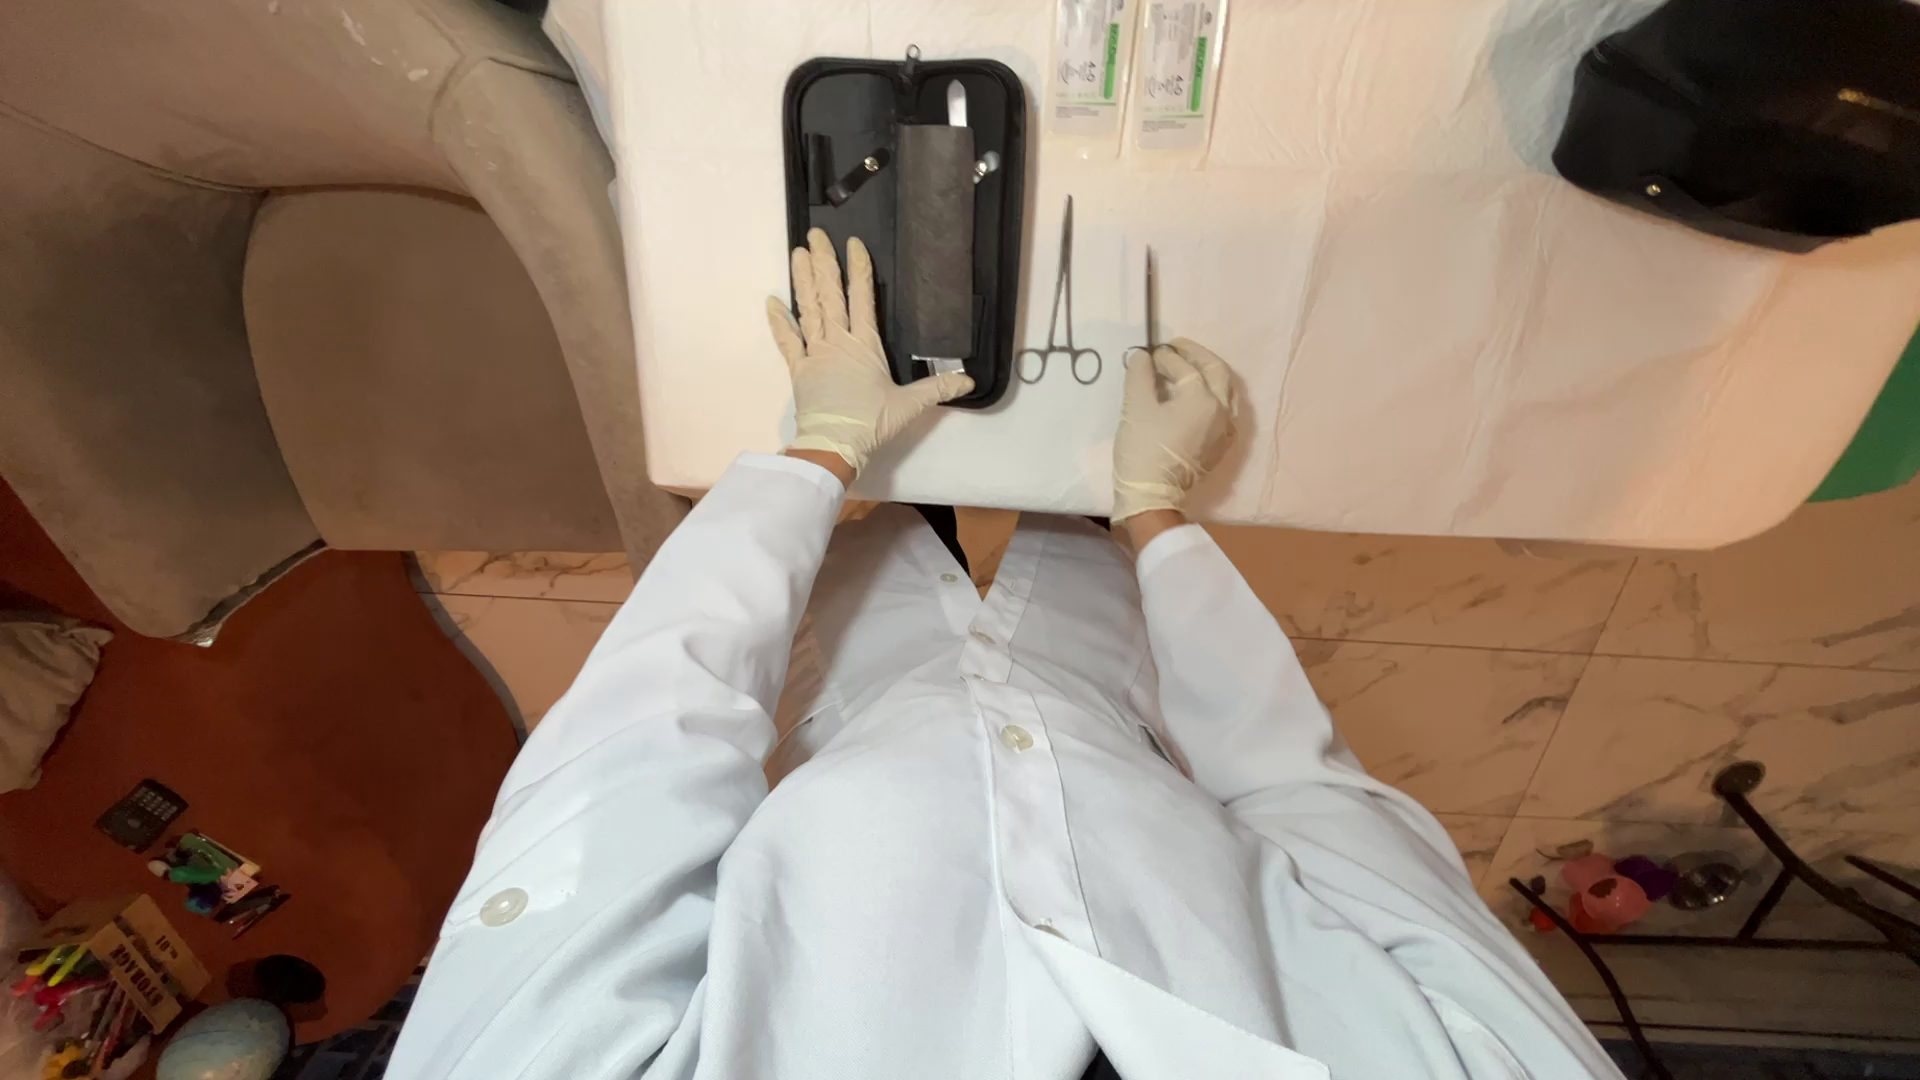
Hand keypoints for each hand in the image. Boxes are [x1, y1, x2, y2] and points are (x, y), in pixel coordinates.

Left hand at [767, 228, 972, 475]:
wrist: (834, 444)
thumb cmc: (871, 421)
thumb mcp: (909, 405)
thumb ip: (937, 388)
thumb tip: (969, 381)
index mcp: (864, 344)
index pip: (862, 298)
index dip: (859, 269)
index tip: (853, 244)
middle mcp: (837, 341)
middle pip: (830, 295)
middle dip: (824, 263)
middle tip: (816, 234)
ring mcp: (815, 354)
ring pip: (808, 310)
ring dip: (802, 281)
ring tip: (797, 253)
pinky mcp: (799, 371)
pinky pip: (787, 342)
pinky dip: (779, 322)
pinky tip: (771, 302)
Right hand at [1112, 338, 1235, 523]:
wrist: (1152, 496)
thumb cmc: (1143, 451)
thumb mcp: (1135, 408)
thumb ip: (1139, 375)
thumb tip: (1142, 356)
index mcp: (1203, 399)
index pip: (1184, 368)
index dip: (1164, 357)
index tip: (1148, 354)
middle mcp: (1222, 410)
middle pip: (1216, 371)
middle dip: (1196, 355)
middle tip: (1176, 348)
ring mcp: (1226, 430)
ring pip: (1226, 391)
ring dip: (1209, 375)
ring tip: (1189, 369)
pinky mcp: (1221, 446)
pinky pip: (1225, 411)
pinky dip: (1213, 397)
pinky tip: (1198, 398)